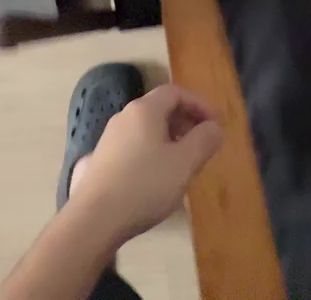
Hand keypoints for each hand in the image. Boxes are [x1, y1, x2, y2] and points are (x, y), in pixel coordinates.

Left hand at [67, 84, 223, 243]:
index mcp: (144, 110)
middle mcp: (125, 116)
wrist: (95, 217)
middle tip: (203, 143)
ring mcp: (111, 137)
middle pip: (160, 107)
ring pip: (147, 127)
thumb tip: (214, 127)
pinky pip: (136, 143)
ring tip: (185, 162)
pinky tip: (159, 176)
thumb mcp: (183, 164)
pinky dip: (154, 150)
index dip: (199, 104)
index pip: (175, 92)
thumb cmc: (145, 185)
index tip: (216, 124)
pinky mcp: (104, 158)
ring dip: (170, 137)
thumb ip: (203, 141)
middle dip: (186, 121)